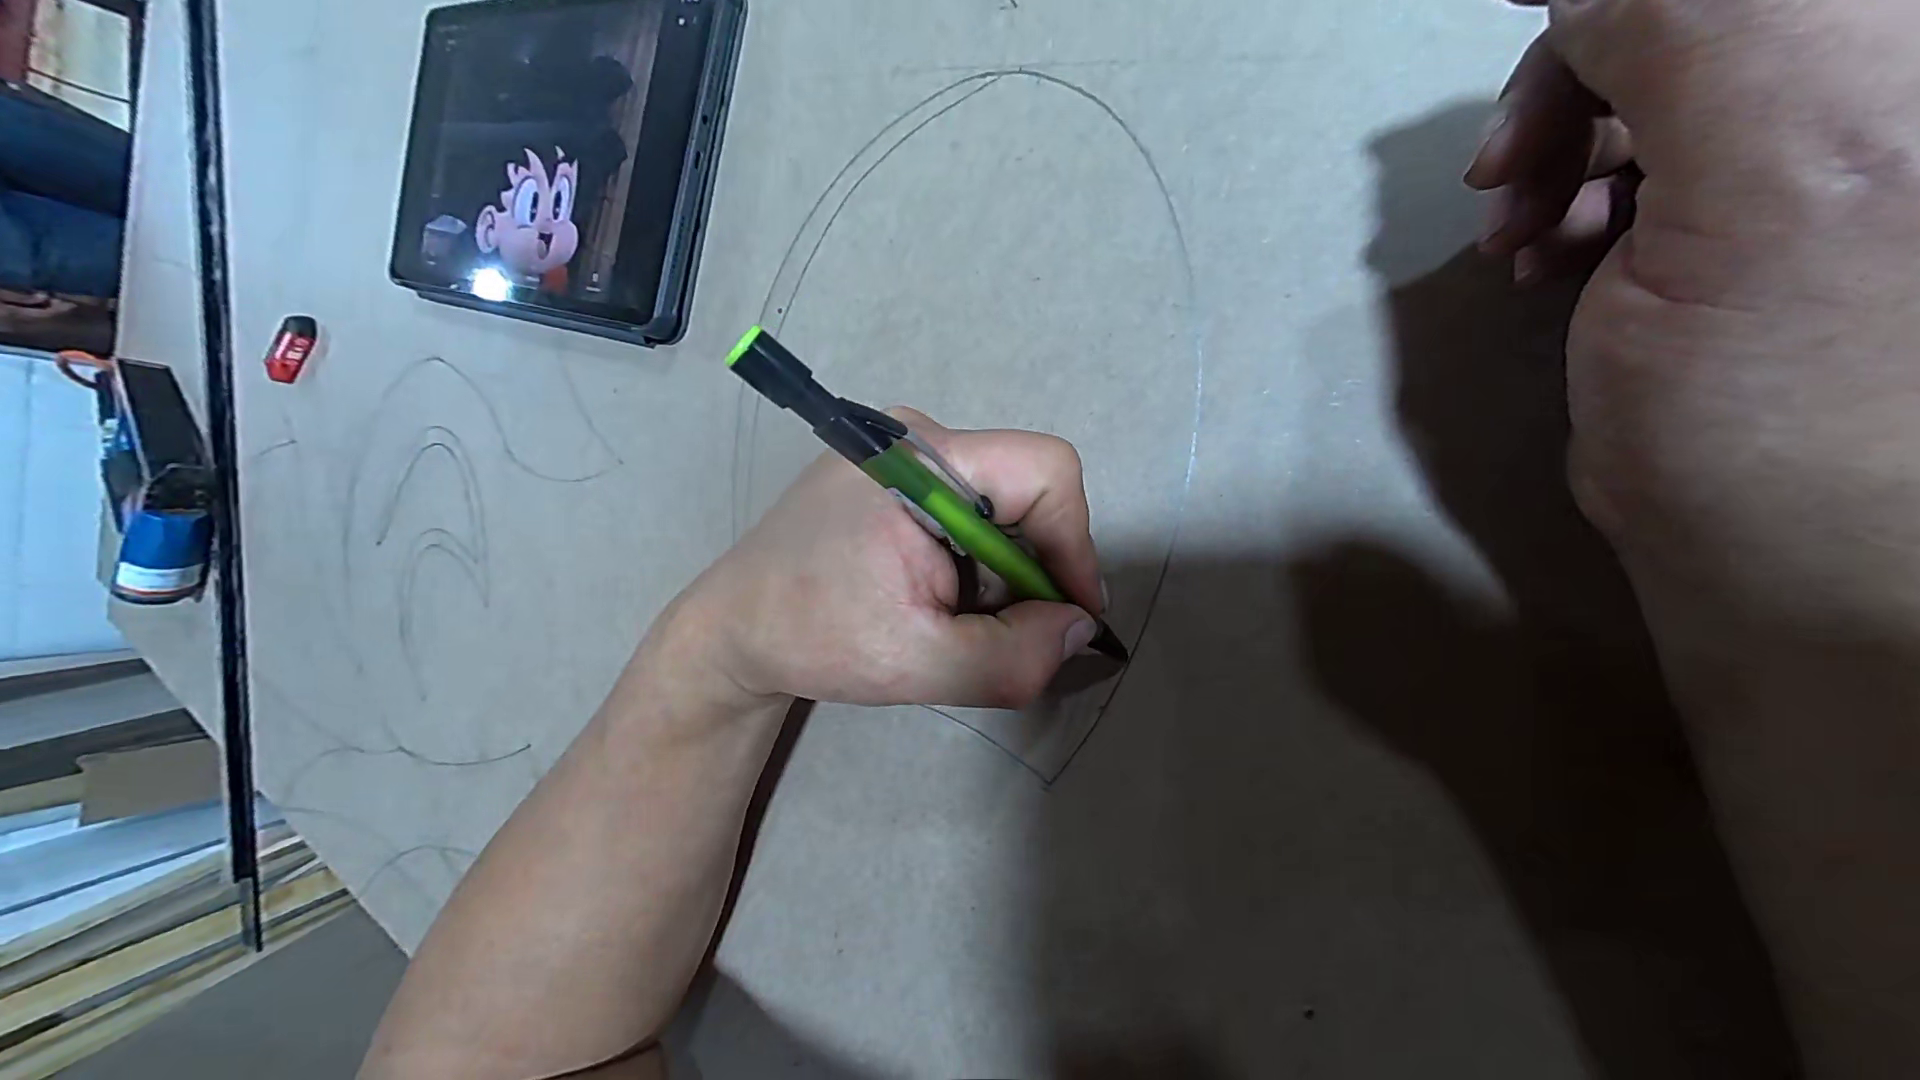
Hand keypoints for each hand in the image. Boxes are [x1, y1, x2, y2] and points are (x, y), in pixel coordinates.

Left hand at [671, 408, 1105, 709]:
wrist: (734, 628)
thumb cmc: (810, 636)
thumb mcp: (917, 663)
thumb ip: (1013, 656)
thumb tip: (1080, 627)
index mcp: (920, 459)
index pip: (1045, 470)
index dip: (1075, 543)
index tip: (1070, 613)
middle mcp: (916, 438)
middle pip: (1026, 492)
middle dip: (1030, 572)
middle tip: (1005, 632)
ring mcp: (903, 454)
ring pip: (1002, 510)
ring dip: (999, 576)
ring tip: (949, 621)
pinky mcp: (896, 479)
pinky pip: (971, 515)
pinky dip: (974, 567)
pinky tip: (933, 601)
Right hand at [1467, 4, 1919, 1070]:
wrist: (1812, 556)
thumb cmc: (1797, 395)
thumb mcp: (1778, 177)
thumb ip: (1705, 23)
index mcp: (1909, 66)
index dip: (1606, 11)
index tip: (1511, 55)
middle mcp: (1895, 94)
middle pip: (1705, 16)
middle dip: (1582, 81)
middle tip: (1508, 177)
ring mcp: (1840, 156)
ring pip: (1678, 80)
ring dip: (1575, 147)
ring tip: (1529, 236)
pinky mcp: (1771, 223)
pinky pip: (1664, 153)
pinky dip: (1589, 191)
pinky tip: (1558, 252)